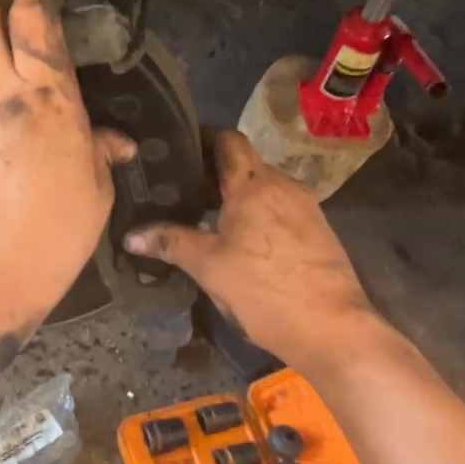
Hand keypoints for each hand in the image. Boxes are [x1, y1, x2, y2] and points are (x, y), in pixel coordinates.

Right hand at [124, 128, 375, 359]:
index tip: (179, 142)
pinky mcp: (318, 231)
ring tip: (205, 212)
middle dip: (214, 171)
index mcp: (253, 185)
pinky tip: (240, 237)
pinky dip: (257, 212)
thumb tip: (130, 235)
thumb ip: (171, 243)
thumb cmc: (265, 290)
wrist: (334, 328)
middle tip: (181, 185)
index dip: (204, 135)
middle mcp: (282, 186)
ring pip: (263, 188)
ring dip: (236, 194)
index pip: (228, 140)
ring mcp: (305, 208)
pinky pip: (279, 208)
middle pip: (245, 164)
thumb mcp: (209, 267)